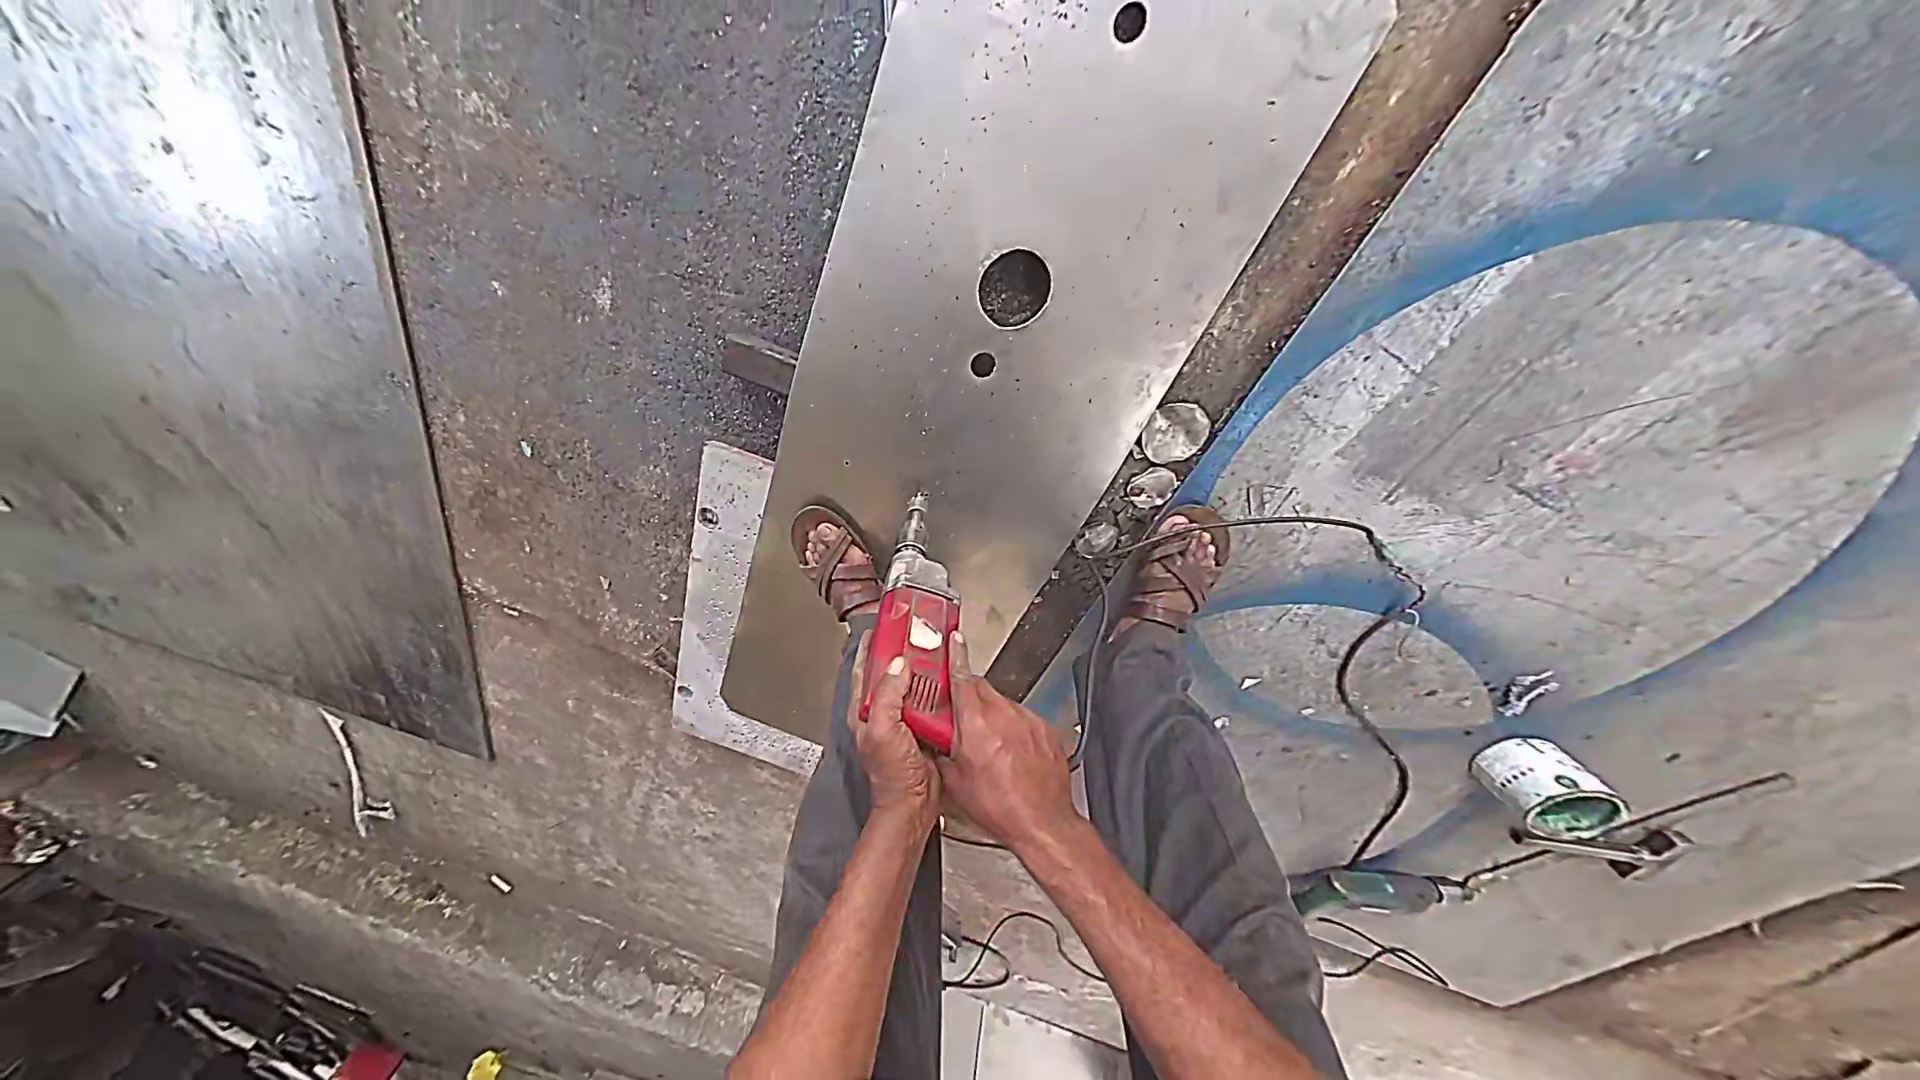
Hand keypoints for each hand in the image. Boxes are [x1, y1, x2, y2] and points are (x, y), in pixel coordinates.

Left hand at [849, 632, 940, 829]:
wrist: (914, 804)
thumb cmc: (891, 775)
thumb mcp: (882, 730)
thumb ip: (887, 696)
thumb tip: (897, 665)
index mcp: (864, 711)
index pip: (864, 671)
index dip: (869, 648)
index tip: (880, 628)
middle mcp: (882, 712)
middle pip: (889, 674)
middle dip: (899, 653)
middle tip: (912, 633)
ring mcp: (904, 720)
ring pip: (912, 685)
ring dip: (922, 669)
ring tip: (932, 648)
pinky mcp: (925, 727)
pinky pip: (931, 700)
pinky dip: (938, 687)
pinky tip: (947, 677)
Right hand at [936, 632, 1077, 853]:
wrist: (1042, 821)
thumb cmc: (1001, 806)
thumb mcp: (955, 781)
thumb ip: (941, 750)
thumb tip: (934, 739)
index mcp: (976, 722)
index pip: (963, 677)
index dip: (955, 656)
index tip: (953, 640)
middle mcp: (1003, 714)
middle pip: (982, 688)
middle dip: (970, 696)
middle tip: (963, 717)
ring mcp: (1027, 720)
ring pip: (1002, 704)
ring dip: (993, 716)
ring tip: (991, 746)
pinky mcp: (1044, 729)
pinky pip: (1023, 719)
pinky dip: (1014, 729)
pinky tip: (1012, 754)